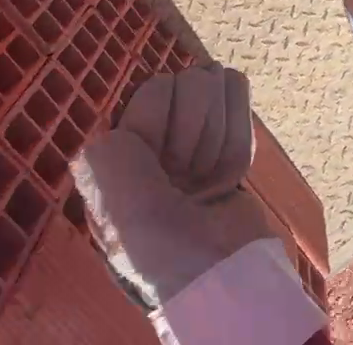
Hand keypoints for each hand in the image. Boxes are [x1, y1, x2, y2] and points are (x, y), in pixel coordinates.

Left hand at [73, 64, 272, 305]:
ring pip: (218, 82)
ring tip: (207, 178)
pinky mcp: (227, 132)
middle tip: (189, 176)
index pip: (158, 89)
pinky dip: (241, 132)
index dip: (168, 127)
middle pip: (192, 80)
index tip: (166, 171)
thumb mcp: (122, 214)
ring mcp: (192, 128)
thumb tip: (128, 122)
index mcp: (118, 145)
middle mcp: (152, 130)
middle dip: (199, 131)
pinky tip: (227, 170)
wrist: (226, 273)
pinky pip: (240, 94)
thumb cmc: (168, 249)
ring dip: (221, 135)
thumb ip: (111, 156)